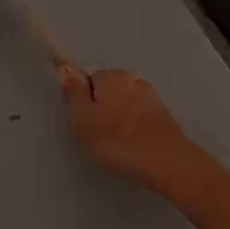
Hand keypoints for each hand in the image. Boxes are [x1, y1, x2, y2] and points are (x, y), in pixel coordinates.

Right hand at [57, 65, 191, 181]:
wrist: (164, 162)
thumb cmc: (116, 140)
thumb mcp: (83, 119)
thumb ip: (74, 92)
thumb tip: (65, 66)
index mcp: (112, 76)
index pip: (91, 79)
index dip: (85, 100)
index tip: (85, 121)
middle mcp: (134, 80)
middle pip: (110, 89)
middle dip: (104, 106)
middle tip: (99, 133)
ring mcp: (152, 96)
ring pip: (127, 102)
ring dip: (121, 116)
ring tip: (118, 141)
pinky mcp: (164, 114)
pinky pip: (141, 115)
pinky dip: (136, 125)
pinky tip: (134, 142)